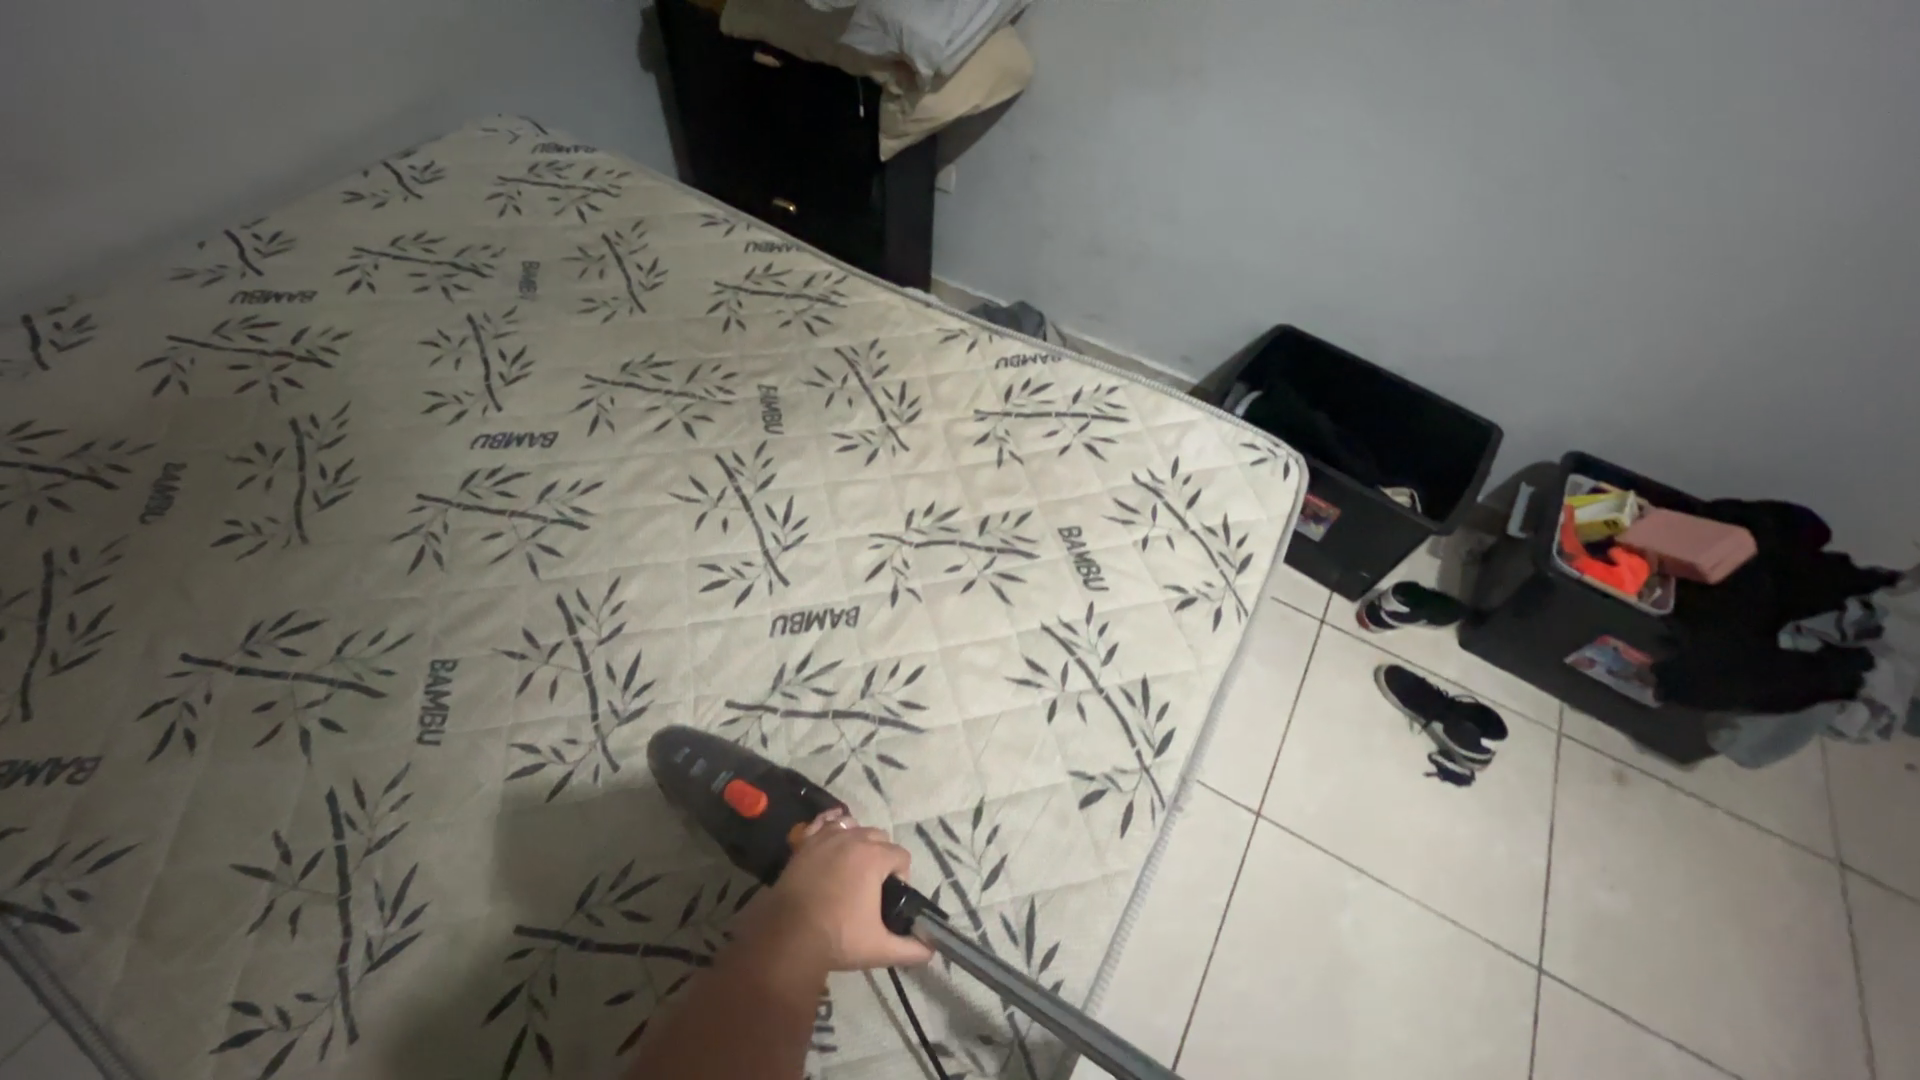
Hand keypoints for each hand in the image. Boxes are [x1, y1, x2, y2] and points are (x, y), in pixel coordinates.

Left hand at [756, 819, 933, 971]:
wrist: (787, 937)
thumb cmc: (837, 938)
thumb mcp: (879, 949)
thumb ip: (910, 949)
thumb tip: (931, 950)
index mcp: (874, 858)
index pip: (901, 855)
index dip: (901, 875)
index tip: (890, 897)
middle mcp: (853, 839)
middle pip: (879, 838)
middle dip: (881, 857)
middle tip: (872, 886)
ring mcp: (826, 838)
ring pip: (853, 828)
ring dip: (858, 842)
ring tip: (852, 868)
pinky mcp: (804, 843)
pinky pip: (824, 823)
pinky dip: (831, 827)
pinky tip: (832, 840)